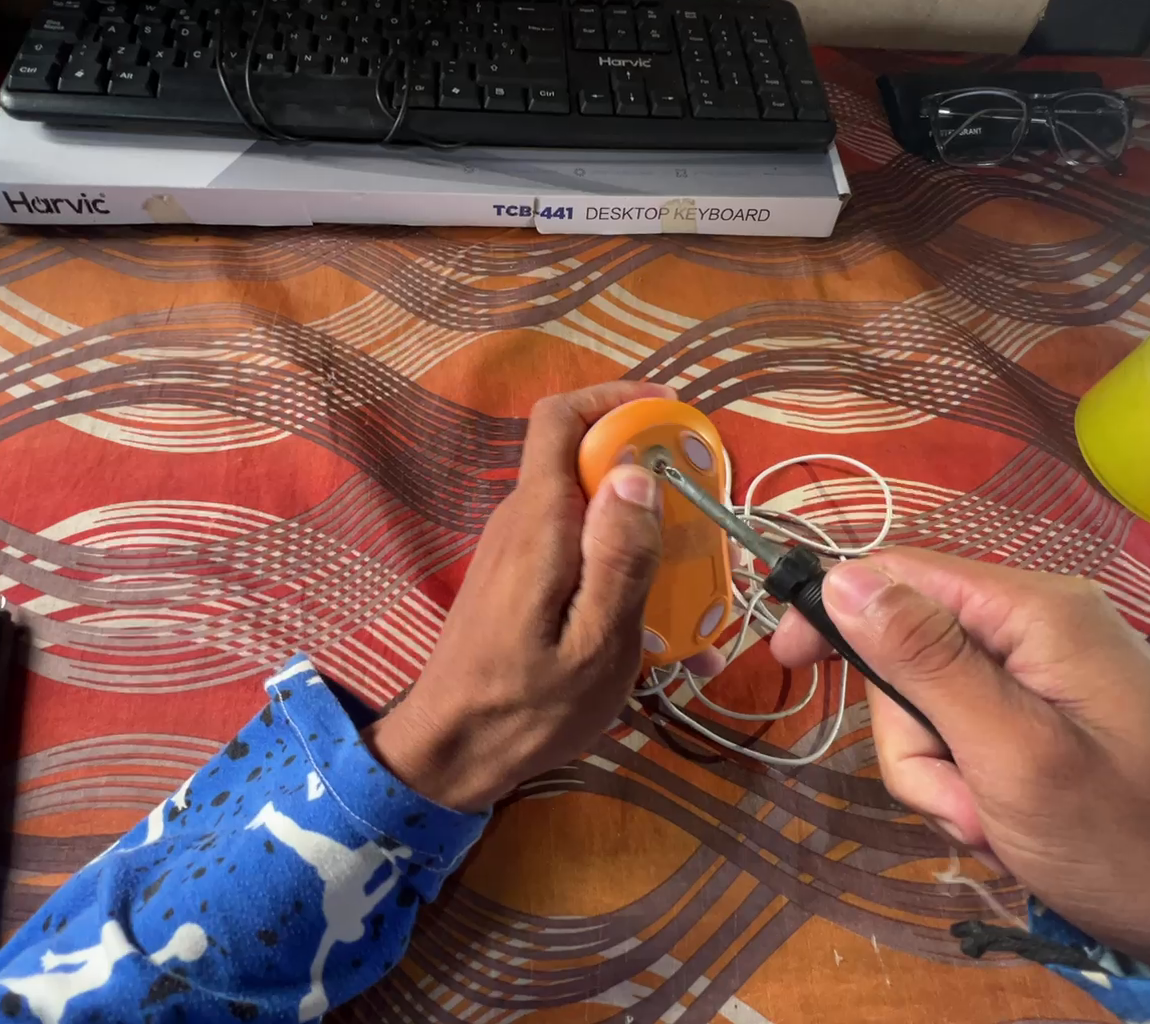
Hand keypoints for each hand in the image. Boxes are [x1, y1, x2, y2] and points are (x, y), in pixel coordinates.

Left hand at [366, 382, 672, 811]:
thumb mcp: (595, 643)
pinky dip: (613, 557)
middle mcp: (521, 519)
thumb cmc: (528, 707)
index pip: (560, 418)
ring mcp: (515, 547)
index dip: (614, 398)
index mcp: (539, 521)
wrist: (451, 751)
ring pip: (583, 504)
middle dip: (643, 468)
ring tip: (686, 574)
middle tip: (698, 514)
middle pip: (580, 457)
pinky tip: (645, 616)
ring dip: (635, 521)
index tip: (671, 414)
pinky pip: (572, 543)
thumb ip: (618, 557)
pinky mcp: (517, 575)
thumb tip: (636, 472)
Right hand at [771, 548, 1149, 975]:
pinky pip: (956, 729)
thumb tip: (844, 578)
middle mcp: (1030, 624)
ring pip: (922, 701)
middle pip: (904, 649)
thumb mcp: (1016, 753)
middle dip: (910, 733)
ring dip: (937, 769)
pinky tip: (1002, 822)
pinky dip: (960, 780)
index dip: (833, 608)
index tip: (786, 660)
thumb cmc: (1138, 839)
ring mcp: (1035, 669)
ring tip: (990, 822)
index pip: (897, 572)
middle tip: (956, 796)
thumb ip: (927, 660)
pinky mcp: (1036, 710)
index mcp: (1031, 610)